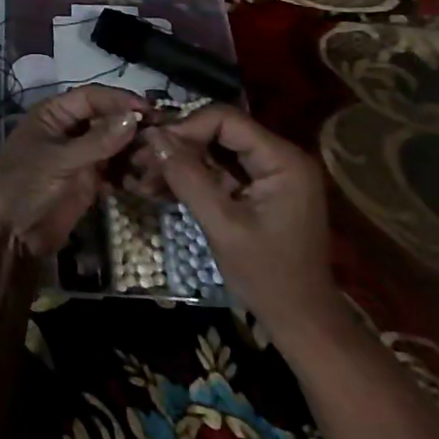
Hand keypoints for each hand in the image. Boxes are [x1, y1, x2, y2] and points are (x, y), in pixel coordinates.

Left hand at [0, 84, 146, 257]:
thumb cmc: (25, 184)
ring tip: (159, 160)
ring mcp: (79, 156)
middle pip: (107, 120)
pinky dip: (130, 174)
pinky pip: (115, 170)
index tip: (150, 110)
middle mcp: (68, 130)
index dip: (119, 100)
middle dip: (133, 127)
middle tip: (165, 136)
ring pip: (114, 146)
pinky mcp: (87, 181)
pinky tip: (147, 180)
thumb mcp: (60, 160)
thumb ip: (98, 141)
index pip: (91, 97)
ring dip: (135, 152)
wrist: (9, 232)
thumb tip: (134, 118)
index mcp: (53, 115)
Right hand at [130, 105, 336, 337]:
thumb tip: (153, 137)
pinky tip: (158, 189)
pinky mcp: (258, 190)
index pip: (226, 120)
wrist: (299, 317)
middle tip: (139, 164)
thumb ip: (188, 177)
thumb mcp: (221, 224)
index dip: (185, 127)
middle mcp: (279, 158)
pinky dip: (190, 178)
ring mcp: (269, 174)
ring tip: (142, 179)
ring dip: (178, 162)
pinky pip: (219, 172)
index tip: (150, 148)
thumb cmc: (266, 273)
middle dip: (177, 146)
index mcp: (283, 160)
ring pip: (214, 151)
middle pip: (218, 132)